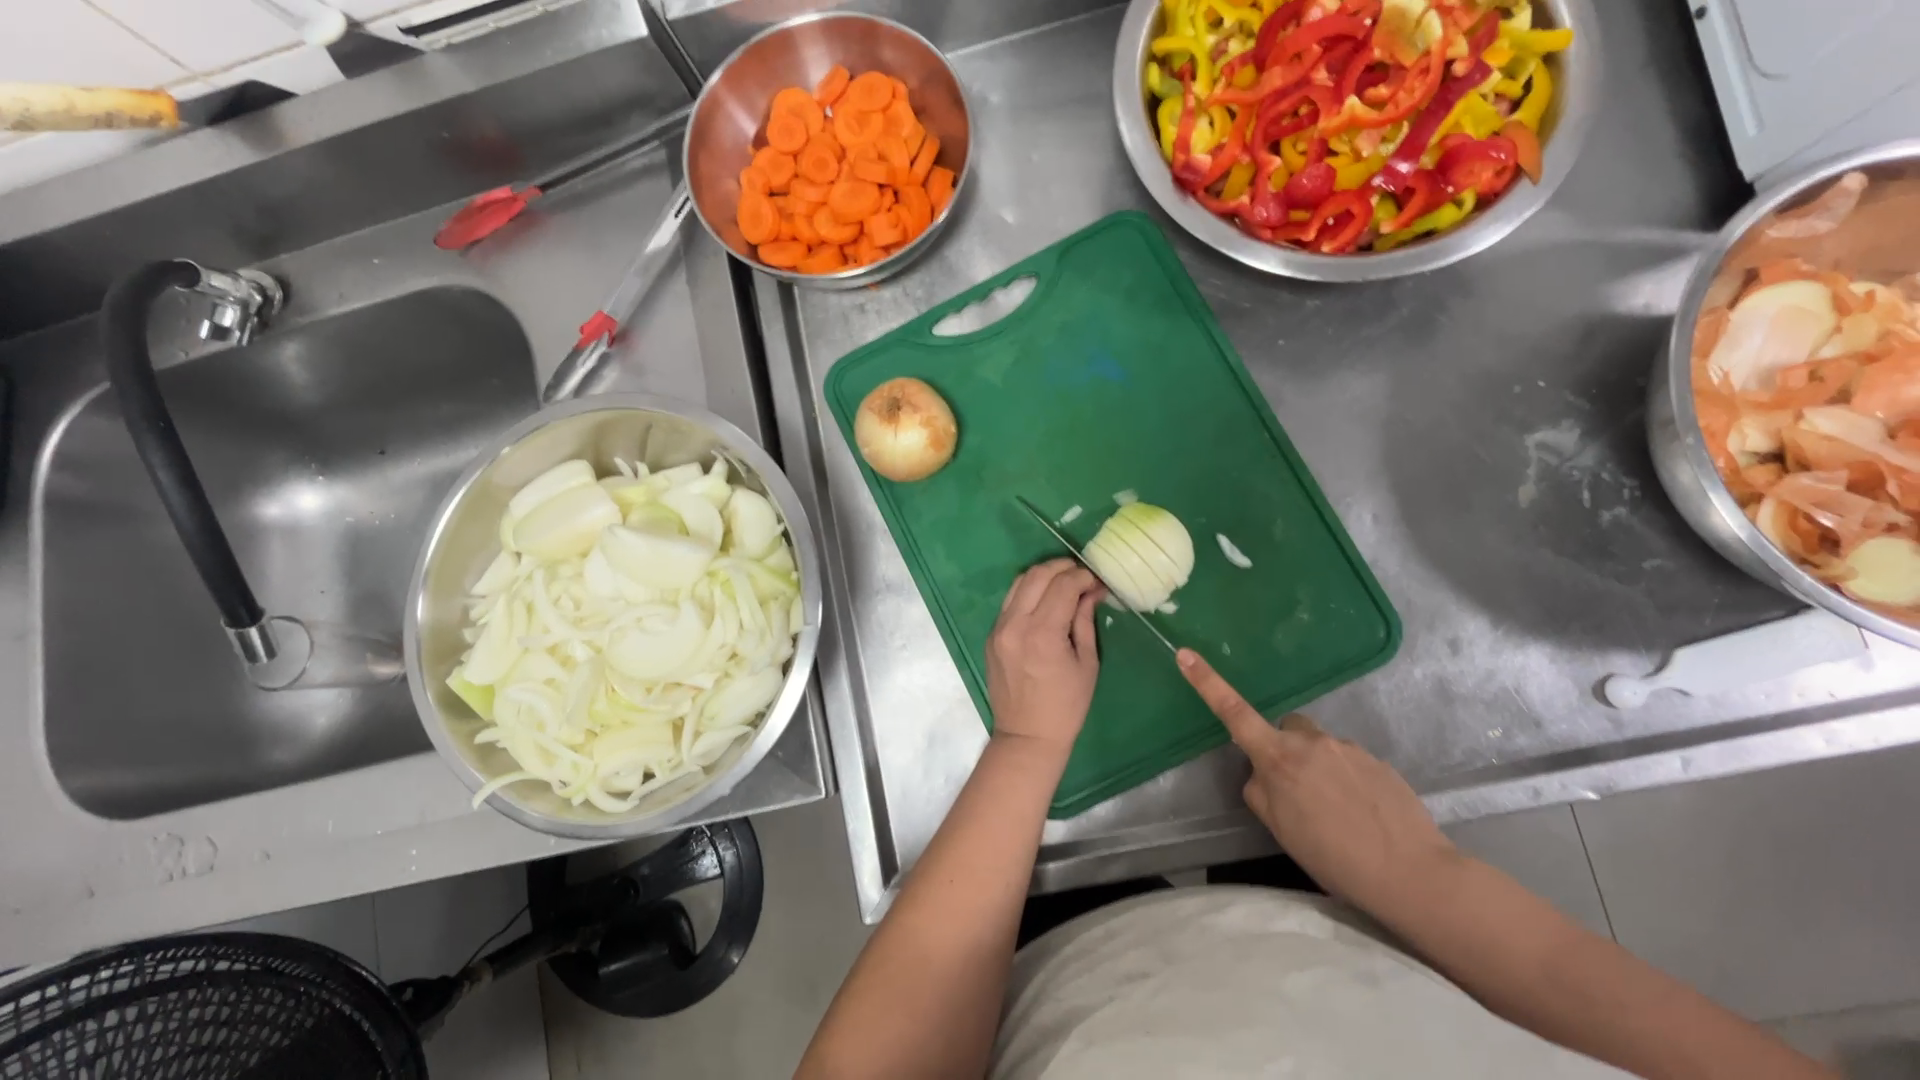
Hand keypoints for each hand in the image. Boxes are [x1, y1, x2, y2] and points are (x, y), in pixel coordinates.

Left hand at [985, 559, 1104, 761]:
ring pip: (1018, 583)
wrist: (1026, 736)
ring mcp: (998, 629)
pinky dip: (1028, 593)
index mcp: (1042, 633)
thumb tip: (1092, 591)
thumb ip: (1085, 621)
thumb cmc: (1066, 706)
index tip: (1096, 581)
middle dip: (1062, 568)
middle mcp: (1015, 624)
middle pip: (1037, 575)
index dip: (1083, 576)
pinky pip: (1010, 602)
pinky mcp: (991, 636)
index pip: (1063, 585)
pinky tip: (1045, 601)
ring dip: (1043, 576)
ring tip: (1064, 582)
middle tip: (1081, 575)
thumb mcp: (1087, 663)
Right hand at [1177, 648, 1456, 915]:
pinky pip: (1348, 762)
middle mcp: (1312, 742)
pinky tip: (1359, 816)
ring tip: (1334, 814)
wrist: (1411, 872)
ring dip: (1317, 769)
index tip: (1185, 654)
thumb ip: (1261, 793)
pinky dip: (1346, 782)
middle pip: (1287, 728)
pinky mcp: (1378, 762)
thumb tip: (1262, 774)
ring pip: (1320, 748)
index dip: (1208, 683)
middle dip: (1284, 748)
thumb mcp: (1280, 830)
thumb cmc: (1334, 857)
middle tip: (1294, 792)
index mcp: (1279, 758)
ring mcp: (1349, 748)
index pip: (1234, 713)